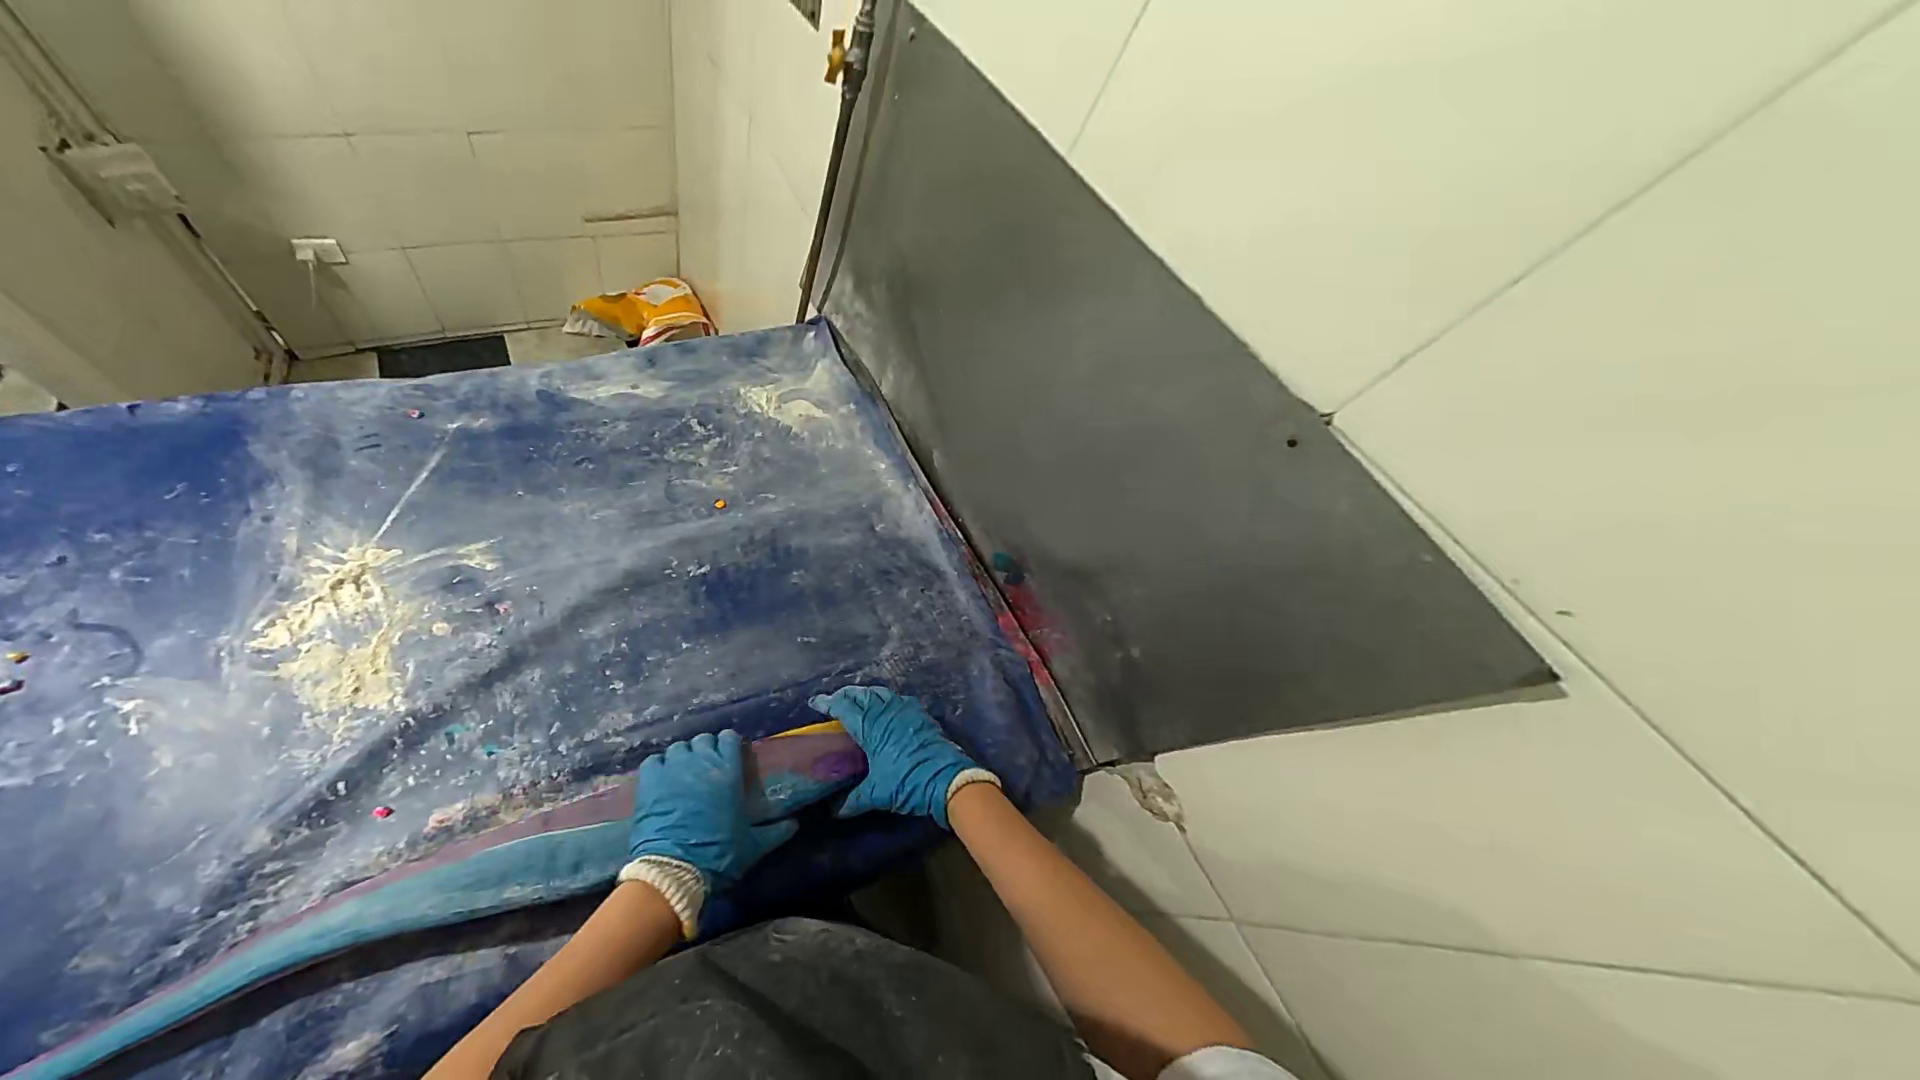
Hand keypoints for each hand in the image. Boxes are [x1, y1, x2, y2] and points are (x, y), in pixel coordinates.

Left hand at [629, 730, 798, 889]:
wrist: (674, 870)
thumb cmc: (718, 854)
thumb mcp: (752, 845)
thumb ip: (775, 832)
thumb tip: (794, 825)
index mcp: (728, 772)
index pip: (729, 739)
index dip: (730, 744)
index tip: (731, 754)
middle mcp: (701, 763)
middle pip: (703, 740)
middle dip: (706, 749)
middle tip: (708, 766)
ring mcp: (672, 770)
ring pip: (678, 748)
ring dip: (683, 757)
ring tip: (684, 772)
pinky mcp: (649, 783)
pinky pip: (653, 761)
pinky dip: (659, 766)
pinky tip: (662, 779)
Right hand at [807, 686, 982, 827]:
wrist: (947, 779)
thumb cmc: (908, 782)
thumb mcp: (877, 794)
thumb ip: (854, 800)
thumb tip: (836, 812)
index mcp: (871, 726)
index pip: (844, 707)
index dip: (828, 703)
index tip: (816, 703)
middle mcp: (886, 712)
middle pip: (862, 695)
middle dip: (846, 696)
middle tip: (835, 702)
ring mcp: (906, 710)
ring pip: (881, 693)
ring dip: (866, 695)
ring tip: (858, 702)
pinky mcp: (921, 715)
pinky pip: (898, 699)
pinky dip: (886, 700)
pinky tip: (886, 709)